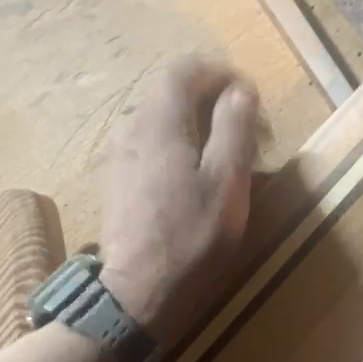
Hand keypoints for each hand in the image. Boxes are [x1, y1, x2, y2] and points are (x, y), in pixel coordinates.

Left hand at [98, 60, 259, 348]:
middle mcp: (130, 126)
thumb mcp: (228, 181)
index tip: (249, 100)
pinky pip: (147, 147)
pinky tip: (191, 183)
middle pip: (171, 93)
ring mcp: (116, 155)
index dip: (221, 74)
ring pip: (159, 121)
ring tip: (222, 163)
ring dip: (193, 128)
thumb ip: (234, 128)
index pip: (186, 69)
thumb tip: (240, 90)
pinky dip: (174, 149)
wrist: (139, 292)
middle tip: (245, 137)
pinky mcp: (113, 181)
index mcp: (159, 119)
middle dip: (211, 103)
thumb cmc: (192, 237)